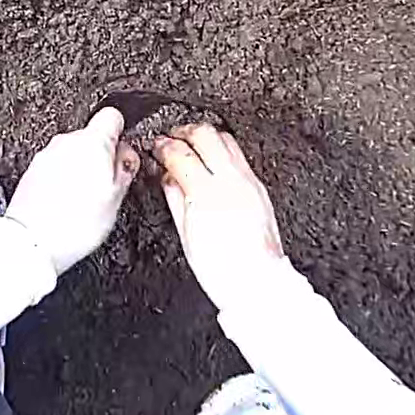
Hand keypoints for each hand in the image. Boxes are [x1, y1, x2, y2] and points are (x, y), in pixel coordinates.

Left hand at [6, 107, 140, 273]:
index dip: (122, 132)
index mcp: (92, 141)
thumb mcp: (116, 198)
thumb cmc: (74, 224)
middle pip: (92, 137)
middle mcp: (67, 142)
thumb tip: (129, 154)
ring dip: (80, 169)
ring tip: (83, 201)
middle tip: (106, 186)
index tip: (123, 151)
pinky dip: (62, 180)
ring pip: (73, 153)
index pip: (112, 115)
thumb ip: (125, 168)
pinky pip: (56, 168)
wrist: (32, 244)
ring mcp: (47, 155)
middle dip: (101, 156)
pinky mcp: (32, 171)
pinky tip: (66, 204)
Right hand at [153, 124, 285, 311]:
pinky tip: (213, 161)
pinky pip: (239, 155)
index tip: (156, 146)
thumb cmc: (222, 270)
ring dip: (206, 136)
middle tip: (171, 138)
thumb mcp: (186, 235)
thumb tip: (166, 177)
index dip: (163, 145)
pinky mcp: (259, 187)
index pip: (180, 153)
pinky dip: (222, 150)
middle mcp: (231, 181)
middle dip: (184, 131)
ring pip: (226, 139)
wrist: (257, 283)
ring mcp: (248, 181)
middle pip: (206, 134)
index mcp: (207, 193)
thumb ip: (175, 198)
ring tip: (191, 145)